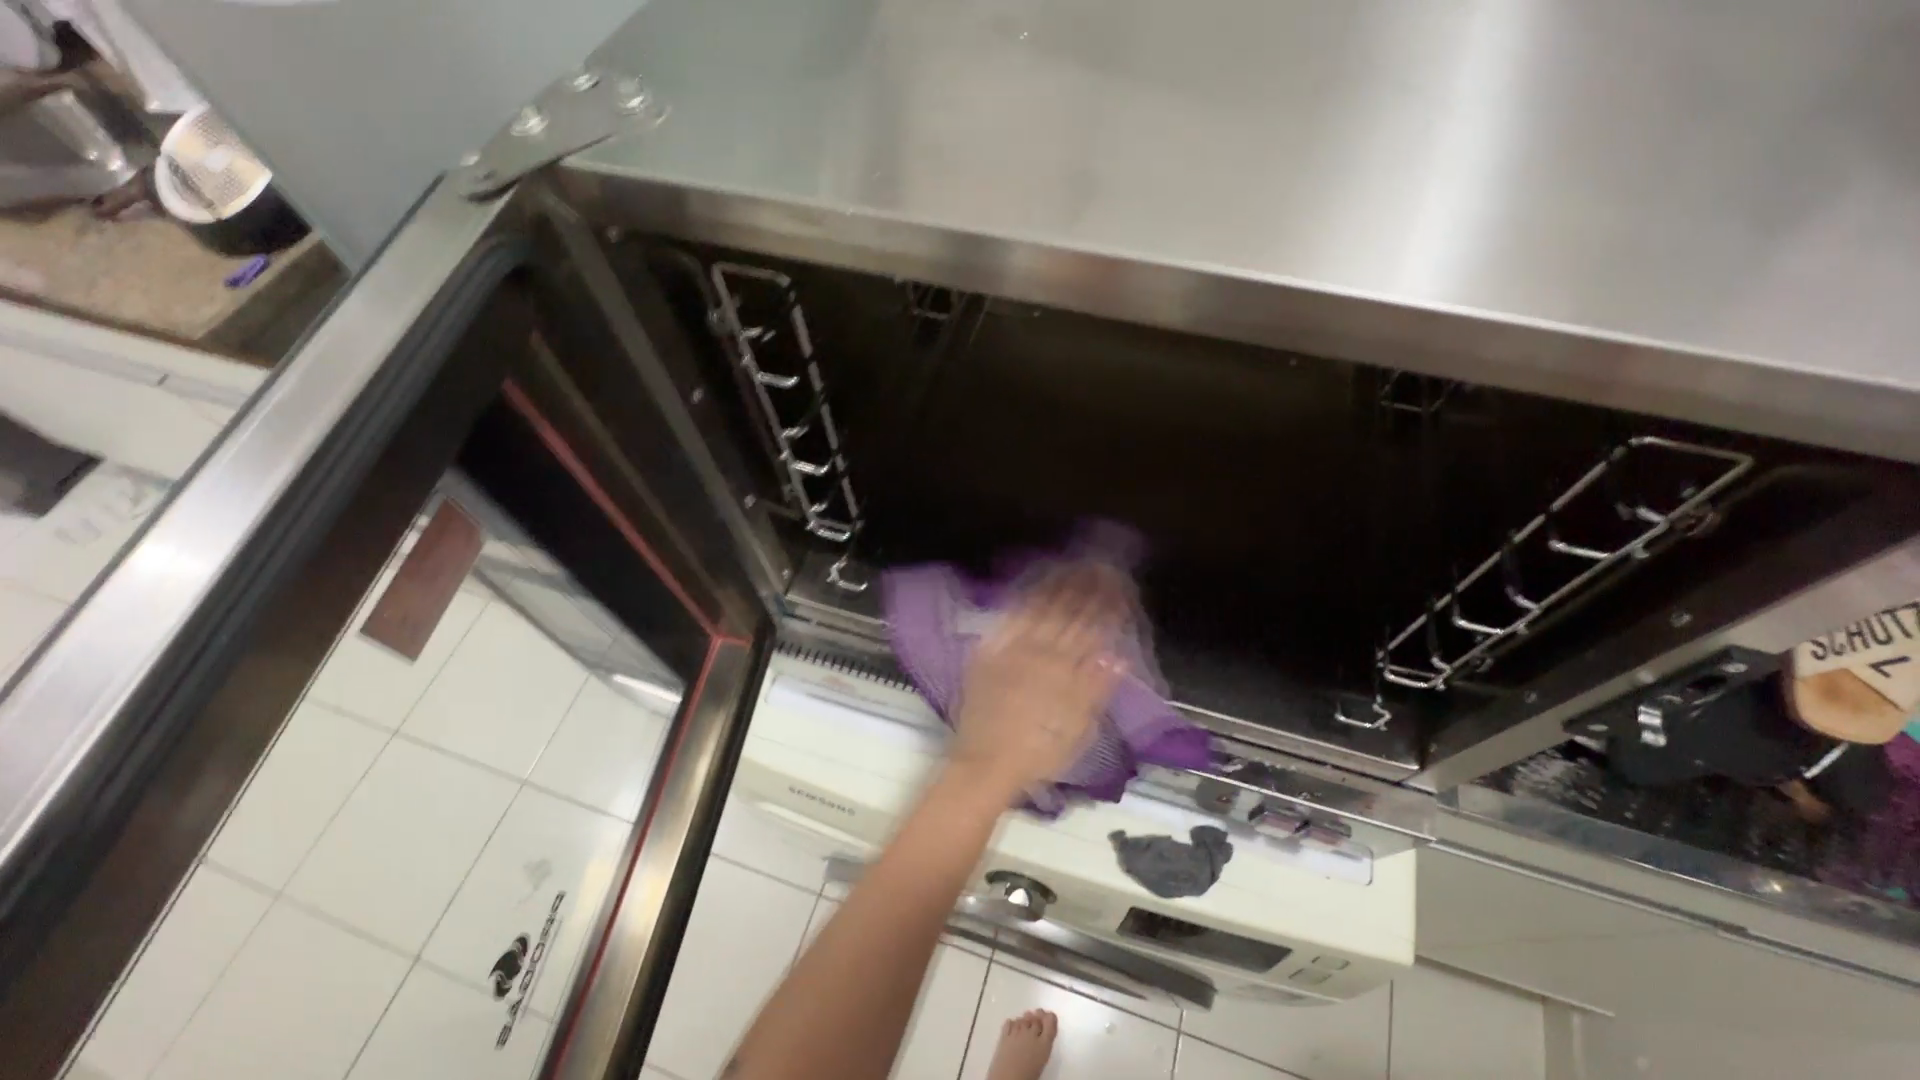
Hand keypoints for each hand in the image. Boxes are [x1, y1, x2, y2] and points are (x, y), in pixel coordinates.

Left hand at [948, 562, 1129, 801]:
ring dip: (1056, 586)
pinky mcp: (987, 653)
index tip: (1118, 584)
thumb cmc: (1039, 755)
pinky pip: (1007, 619)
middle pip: (1067, 611)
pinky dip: (1023, 601)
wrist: (986, 765)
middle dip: (1085, 586)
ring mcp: (1011, 649)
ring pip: (1038, 608)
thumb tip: (1116, 655)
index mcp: (1067, 669)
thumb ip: (1097, 688)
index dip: (1106, 603)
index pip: (1093, 626)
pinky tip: (1031, 589)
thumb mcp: (1080, 728)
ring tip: (1070, 567)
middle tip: (1098, 565)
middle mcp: (1040, 651)